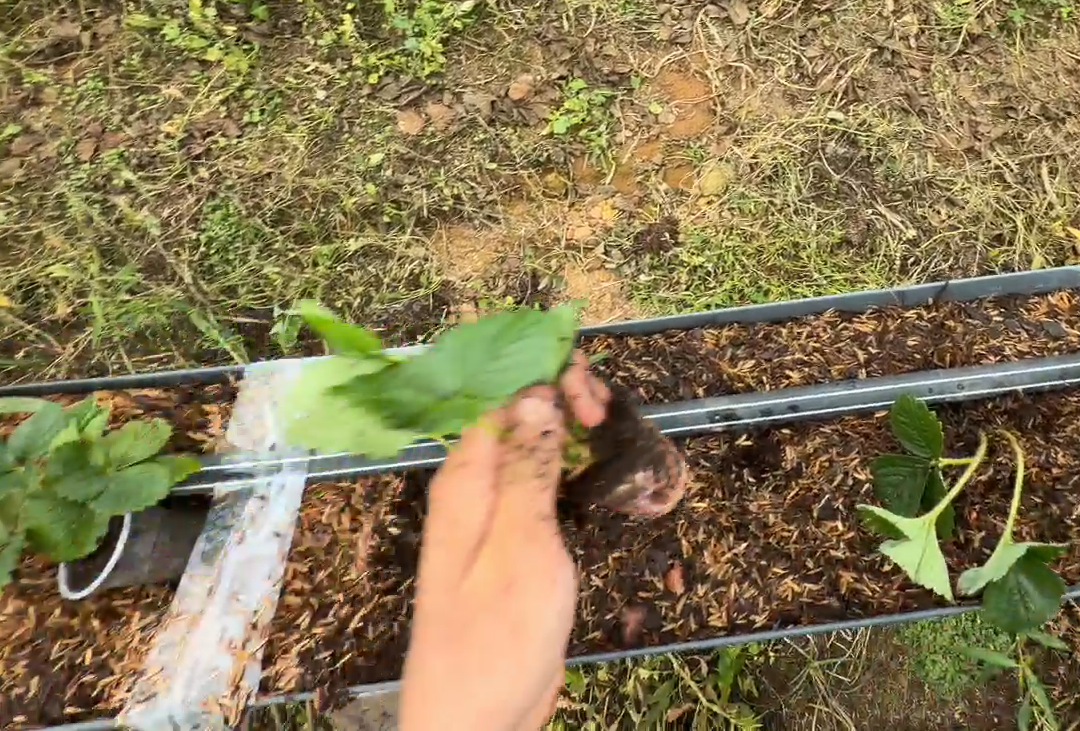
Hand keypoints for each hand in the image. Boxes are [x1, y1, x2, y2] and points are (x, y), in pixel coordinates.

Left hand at [400, 352, 610, 730]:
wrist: (477, 727)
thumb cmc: (496, 637)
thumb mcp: (521, 546)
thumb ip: (529, 468)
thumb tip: (537, 394)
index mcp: (466, 479)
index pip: (502, 398)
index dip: (546, 383)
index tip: (592, 402)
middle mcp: (477, 485)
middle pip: (520, 414)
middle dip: (565, 400)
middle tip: (607, 417)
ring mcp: (497, 512)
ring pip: (536, 445)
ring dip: (573, 430)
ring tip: (613, 432)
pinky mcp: (518, 537)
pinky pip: (544, 480)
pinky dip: (573, 466)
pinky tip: (602, 467)